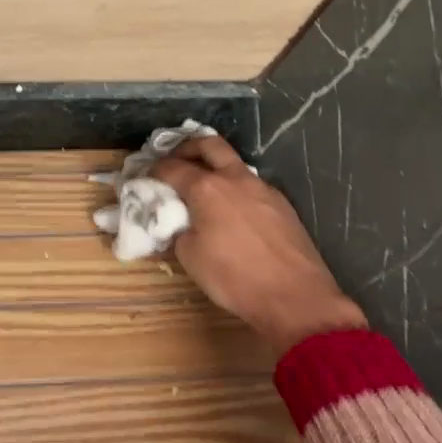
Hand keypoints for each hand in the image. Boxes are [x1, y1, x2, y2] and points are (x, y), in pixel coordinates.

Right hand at [148, 136, 365, 356]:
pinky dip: (234, 188)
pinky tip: (231, 212)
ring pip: (234, 163)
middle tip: (174, 161)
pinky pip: (251, 185)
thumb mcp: (189, 256)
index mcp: (206, 188)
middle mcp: (235, 179)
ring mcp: (263, 189)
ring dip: (214, 167)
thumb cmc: (234, 278)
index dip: (153, 170)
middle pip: (208, 144)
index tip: (144, 178)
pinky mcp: (282, 205)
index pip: (171, 167)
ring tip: (202, 188)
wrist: (296, 298)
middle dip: (186, 148)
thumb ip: (177, 229)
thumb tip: (177, 221)